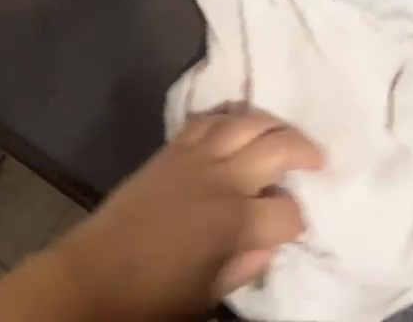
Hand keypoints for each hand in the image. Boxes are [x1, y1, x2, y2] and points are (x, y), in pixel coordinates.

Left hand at [47, 108, 323, 317]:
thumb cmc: (153, 296)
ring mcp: (197, 156)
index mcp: (233, 222)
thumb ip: (244, 267)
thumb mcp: (207, 296)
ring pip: (247, 121)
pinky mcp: (174, 147)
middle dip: (305, 150)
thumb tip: (269, 246)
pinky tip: (242, 123)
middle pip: (277, 148)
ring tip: (286, 133)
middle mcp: (222, 179)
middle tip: (318, 159)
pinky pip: (210, 118)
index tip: (296, 225)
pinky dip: (232, 115)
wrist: (94, 276)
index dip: (298, 219)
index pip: (287, 211)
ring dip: (273, 124)